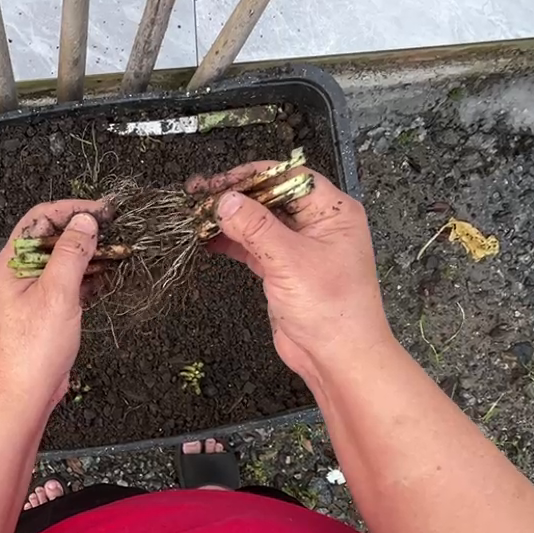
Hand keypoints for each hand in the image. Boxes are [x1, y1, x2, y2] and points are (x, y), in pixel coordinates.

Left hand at [0, 200, 100, 411]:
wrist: (25, 393)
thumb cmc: (32, 350)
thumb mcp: (57, 293)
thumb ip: (72, 253)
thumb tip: (86, 222)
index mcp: (12, 262)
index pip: (41, 218)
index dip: (73, 209)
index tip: (104, 210)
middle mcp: (20, 273)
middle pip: (54, 238)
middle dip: (86, 232)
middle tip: (117, 230)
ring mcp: (34, 293)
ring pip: (65, 262)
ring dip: (91, 256)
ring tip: (120, 252)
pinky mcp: (47, 311)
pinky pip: (70, 284)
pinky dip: (89, 279)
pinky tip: (110, 277)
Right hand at [191, 164, 390, 383]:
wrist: (337, 356)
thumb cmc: (330, 309)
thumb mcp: (290, 261)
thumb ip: (256, 228)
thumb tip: (225, 200)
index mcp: (332, 212)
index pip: (288, 178)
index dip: (252, 177)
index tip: (218, 183)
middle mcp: (317, 225)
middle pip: (270, 199)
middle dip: (235, 198)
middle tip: (199, 197)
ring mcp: (299, 249)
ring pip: (259, 224)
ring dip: (229, 221)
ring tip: (197, 218)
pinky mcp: (283, 272)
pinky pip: (254, 248)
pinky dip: (232, 243)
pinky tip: (208, 240)